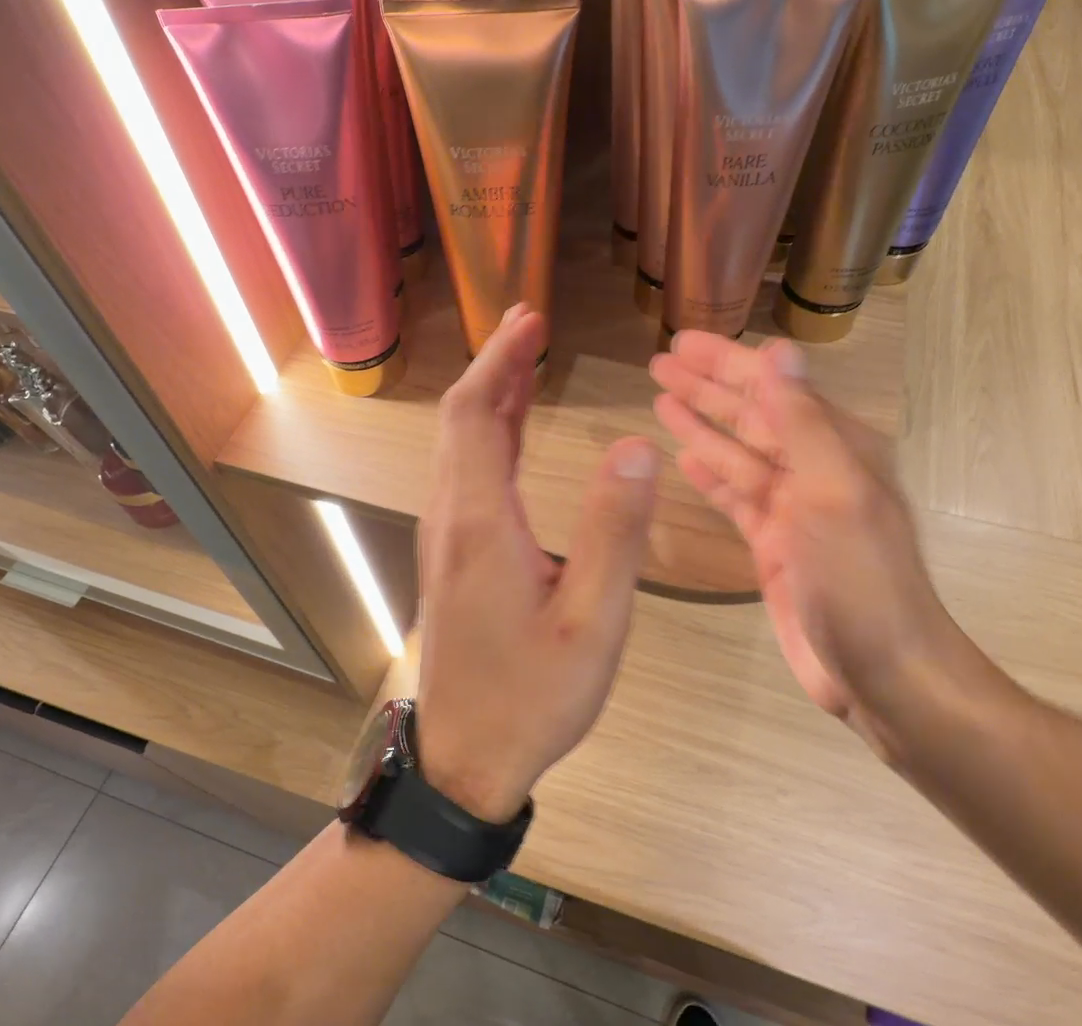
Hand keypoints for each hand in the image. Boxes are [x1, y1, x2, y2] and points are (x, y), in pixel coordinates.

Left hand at [417, 306, 659, 820]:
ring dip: (490, 401)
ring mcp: (444, 543)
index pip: (478, 415)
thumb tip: (637, 446)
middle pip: (461, 423)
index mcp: (480, 523)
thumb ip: (615, 533)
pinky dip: (489, 441)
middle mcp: (450, 521)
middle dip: (494, 368)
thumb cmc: (533, 698)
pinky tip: (516, 438)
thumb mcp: (593, 622)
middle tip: (532, 326)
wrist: (467, 760)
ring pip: (458, 451)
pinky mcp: (451, 563)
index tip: (531, 320)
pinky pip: (464, 480)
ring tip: (529, 365)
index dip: (501, 361)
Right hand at [650, 332, 978, 763]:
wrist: (882, 669)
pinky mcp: (773, 547)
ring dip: (701, 425)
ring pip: (737, 455)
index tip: (683, 341)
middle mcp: (815, 471)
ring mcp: (792, 511)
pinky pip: (736, 498)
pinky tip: (684, 457)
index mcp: (837, 448)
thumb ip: (802, 422)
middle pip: (751, 416)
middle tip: (659, 363)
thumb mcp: (834, 492)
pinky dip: (710, 475)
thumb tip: (779, 349)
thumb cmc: (861, 579)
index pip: (774, 389)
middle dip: (707, 388)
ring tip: (659, 400)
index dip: (728, 364)